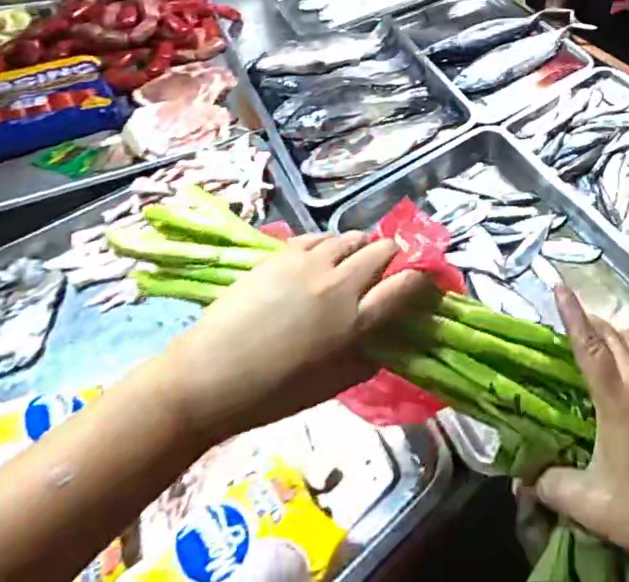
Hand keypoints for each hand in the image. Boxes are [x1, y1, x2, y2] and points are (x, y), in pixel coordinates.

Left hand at [155, 233, 432, 441]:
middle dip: (397, 257)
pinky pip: (321, 236)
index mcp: (356, 320)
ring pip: (355, 237)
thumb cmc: (272, 393)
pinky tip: (323, 259)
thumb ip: (372, 355)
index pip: (408, 284)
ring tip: (354, 263)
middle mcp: (340, 284)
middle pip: (387, 250)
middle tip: (389, 271)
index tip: (425, 282)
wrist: (203, 380)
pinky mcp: (283, 254)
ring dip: (363, 248)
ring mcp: (311, 263)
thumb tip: (394, 334)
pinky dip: (331, 244)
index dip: (423, 278)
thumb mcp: (335, 384)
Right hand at [531, 289, 628, 580]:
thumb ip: (551, 485)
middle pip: (614, 337)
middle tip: (567, 315)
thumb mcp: (590, 504)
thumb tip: (523, 478)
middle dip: (590, 320)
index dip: (573, 315)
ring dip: (613, 332)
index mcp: (619, 400)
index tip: (560, 288)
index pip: (591, 347)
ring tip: (593, 330)